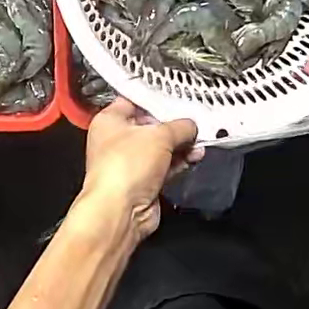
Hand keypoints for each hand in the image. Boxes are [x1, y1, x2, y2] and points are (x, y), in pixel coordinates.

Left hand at [78, 98, 199, 240]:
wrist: (121, 209)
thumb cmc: (125, 166)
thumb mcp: (159, 135)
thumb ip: (179, 127)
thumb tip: (190, 126)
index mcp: (109, 120)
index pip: (133, 102)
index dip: (155, 100)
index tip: (175, 100)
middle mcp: (115, 140)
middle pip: (149, 126)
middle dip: (172, 126)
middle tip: (191, 123)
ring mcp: (129, 162)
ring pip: (159, 148)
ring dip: (180, 145)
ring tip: (199, 140)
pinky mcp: (142, 182)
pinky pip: (164, 167)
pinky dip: (179, 161)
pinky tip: (195, 156)